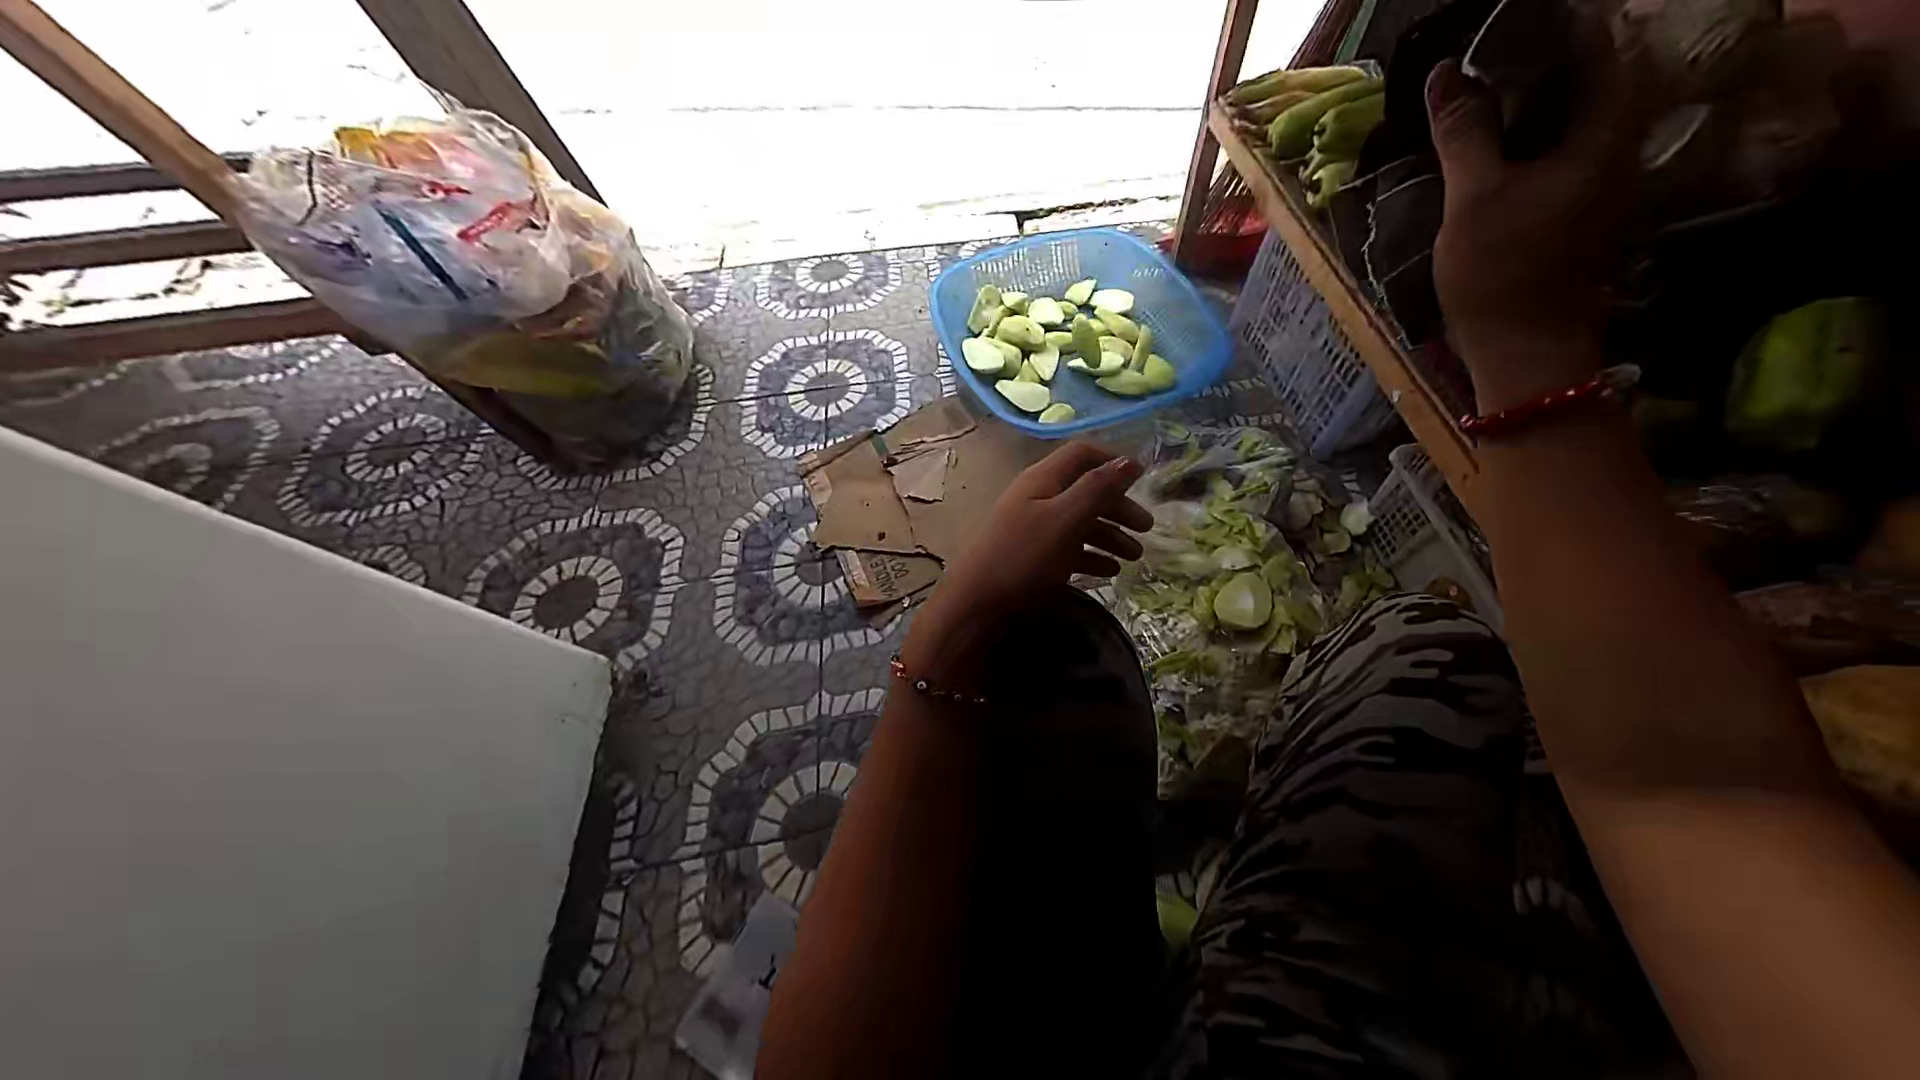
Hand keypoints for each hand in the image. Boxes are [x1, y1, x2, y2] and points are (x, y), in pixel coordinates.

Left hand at [899, 442, 1152, 679]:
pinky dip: (1089, 555)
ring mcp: (1030, 528)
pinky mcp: (1028, 557)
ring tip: (1134, 558)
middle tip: (1147, 529)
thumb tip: (1130, 461)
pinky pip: (1066, 548)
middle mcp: (1035, 497)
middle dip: (1118, 506)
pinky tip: (1108, 571)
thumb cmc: (1023, 559)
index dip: (1113, 461)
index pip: (1082, 454)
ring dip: (1109, 534)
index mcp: (1042, 480)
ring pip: (1077, 522)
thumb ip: (1097, 489)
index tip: (1144, 481)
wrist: (975, 608)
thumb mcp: (1065, 520)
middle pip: (1084, 490)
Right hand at [1426, 31, 1642, 409]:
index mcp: (1605, 133)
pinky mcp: (1576, 209)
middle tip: (1490, 55)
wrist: (1522, 346)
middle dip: (1546, 58)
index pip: (1603, 45)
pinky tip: (1493, 144)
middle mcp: (1616, 147)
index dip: (1564, 23)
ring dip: (1536, 98)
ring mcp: (1599, 181)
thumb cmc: (1500, 272)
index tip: (1511, 22)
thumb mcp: (1473, 198)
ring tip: (1484, 92)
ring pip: (1576, 116)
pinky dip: (1530, 135)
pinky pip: (1560, 150)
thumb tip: (1444, 74)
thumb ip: (1464, 133)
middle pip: (1594, 77)